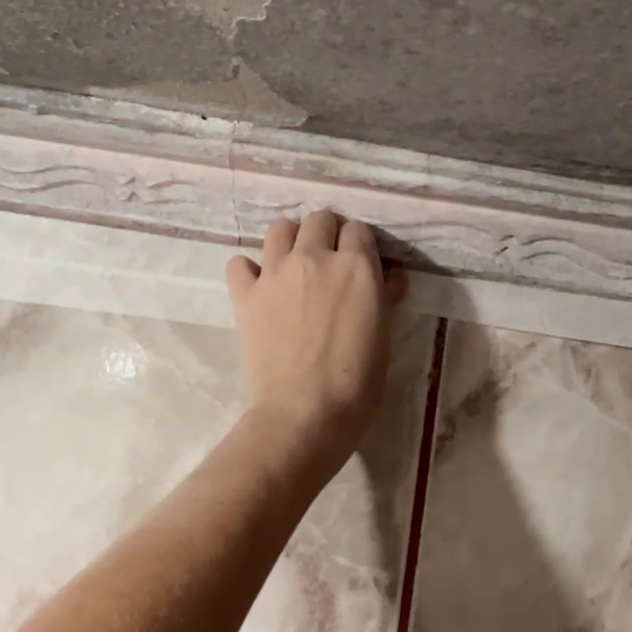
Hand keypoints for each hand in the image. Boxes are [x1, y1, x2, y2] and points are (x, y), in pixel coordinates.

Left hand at [227, 210, 405, 468]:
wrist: (306, 412)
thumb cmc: (358, 383)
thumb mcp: (384, 337)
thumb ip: (386, 298)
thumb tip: (391, 277)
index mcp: (357, 266)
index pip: (359, 231)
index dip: (360, 246)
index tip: (359, 265)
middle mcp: (315, 258)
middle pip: (319, 220)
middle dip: (326, 234)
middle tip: (328, 263)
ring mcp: (276, 272)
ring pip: (280, 229)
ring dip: (289, 241)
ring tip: (293, 266)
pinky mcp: (245, 294)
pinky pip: (240, 262)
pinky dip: (249, 270)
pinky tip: (259, 287)